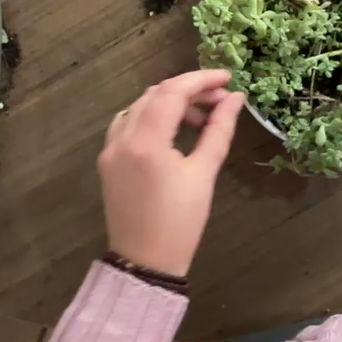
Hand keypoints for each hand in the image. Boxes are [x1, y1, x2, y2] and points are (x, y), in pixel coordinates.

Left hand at [98, 69, 245, 276]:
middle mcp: (122, 139)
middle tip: (220, 100)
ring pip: (139, 106)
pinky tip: (171, 129)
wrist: (145, 263)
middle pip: (155, 94)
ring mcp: (110, 149)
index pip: (173, 92)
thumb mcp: (204, 174)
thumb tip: (235, 99)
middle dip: (188, 90)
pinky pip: (127, 123)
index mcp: (146, 142)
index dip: (201, 79)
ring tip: (200, 119)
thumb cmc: (181, 222)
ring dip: (169, 102)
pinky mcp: (107, 160)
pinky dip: (151, 117)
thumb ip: (218, 131)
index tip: (227, 78)